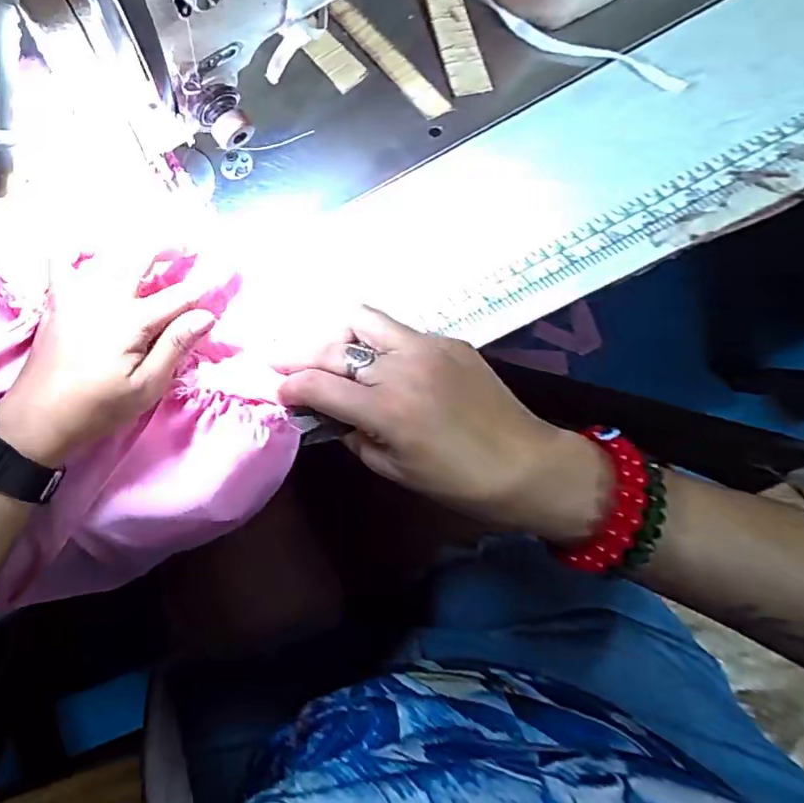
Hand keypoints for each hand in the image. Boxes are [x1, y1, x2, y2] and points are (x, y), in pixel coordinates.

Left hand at [0, 249, 216, 465]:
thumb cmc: (97, 409)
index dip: (207, 282)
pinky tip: (95, 251)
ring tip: (152, 247)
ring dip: (135, 243)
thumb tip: (206, 315)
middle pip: (143, 255)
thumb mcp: (145, 387)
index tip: (229, 268)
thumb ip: (175, 346)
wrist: (37, 419)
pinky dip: (79, 247)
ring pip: (109, 250)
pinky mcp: (56, 297)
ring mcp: (77, 292)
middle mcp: (105, 296)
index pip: (180, 295)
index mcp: (132, 320)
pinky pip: (63, 258)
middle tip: (190, 247)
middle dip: (171, 245)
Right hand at [276, 306, 610, 541]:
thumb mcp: (393, 469)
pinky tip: (380, 362)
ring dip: (337, 335)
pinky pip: (399, 332)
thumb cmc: (457, 482)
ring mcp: (426, 347)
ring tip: (330, 351)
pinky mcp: (448, 340)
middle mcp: (401, 369)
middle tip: (280, 360)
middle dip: (298, 355)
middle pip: (332, 348)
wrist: (527, 465)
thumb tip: (329, 413)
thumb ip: (353, 435)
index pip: (318, 385)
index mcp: (386, 410)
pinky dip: (378, 344)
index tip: (277, 389)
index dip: (289, 385)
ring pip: (363, 320)